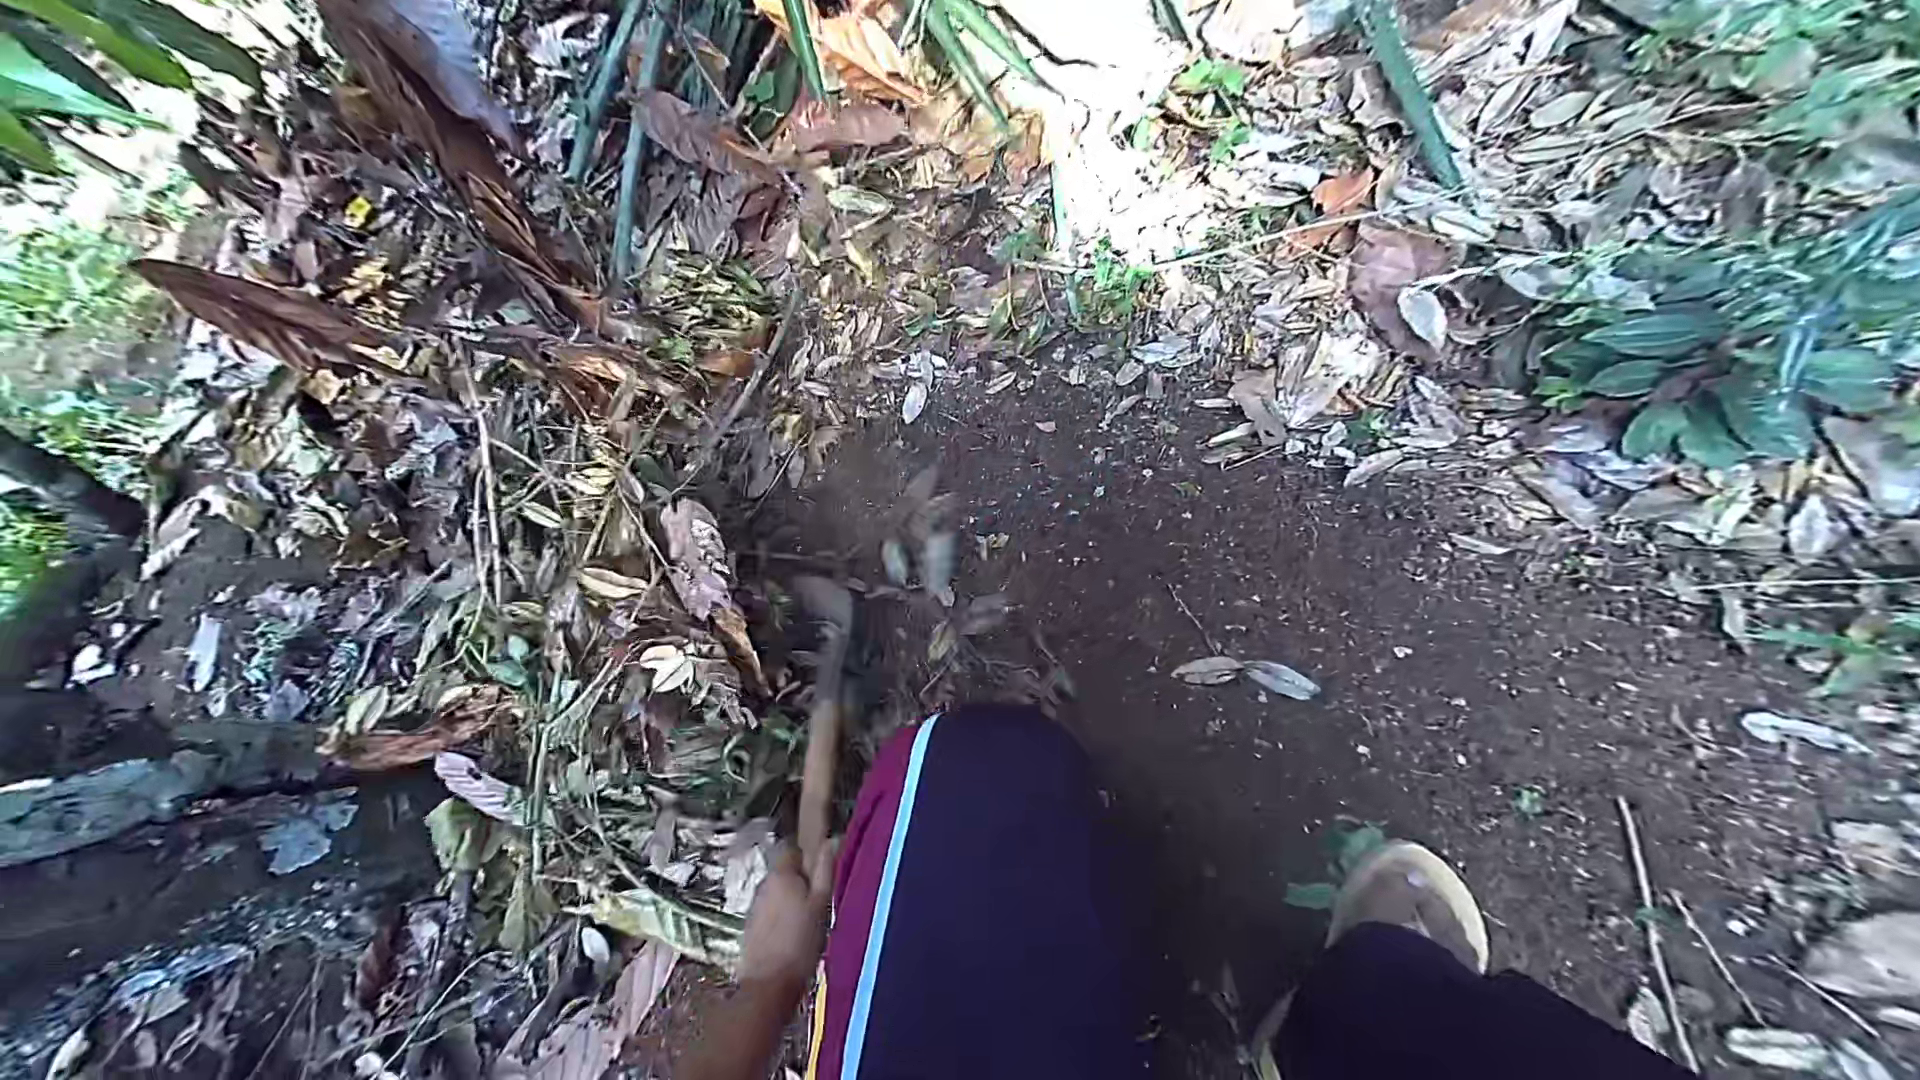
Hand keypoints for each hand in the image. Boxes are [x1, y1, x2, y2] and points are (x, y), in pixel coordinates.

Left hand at [737, 841, 833, 992]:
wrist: (768, 988)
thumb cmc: (801, 942)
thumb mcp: (822, 902)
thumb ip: (825, 869)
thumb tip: (829, 841)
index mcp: (780, 874)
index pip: (793, 850)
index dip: (808, 860)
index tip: (821, 878)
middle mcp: (762, 885)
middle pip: (785, 873)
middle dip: (800, 883)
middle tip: (818, 904)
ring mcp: (753, 908)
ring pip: (777, 895)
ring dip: (790, 902)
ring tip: (806, 925)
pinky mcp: (749, 930)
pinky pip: (769, 914)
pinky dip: (780, 920)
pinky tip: (791, 939)